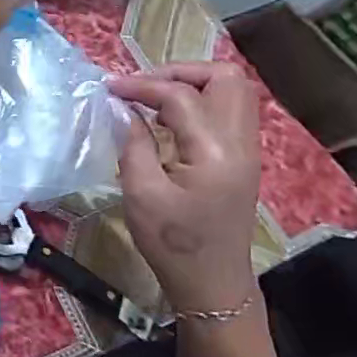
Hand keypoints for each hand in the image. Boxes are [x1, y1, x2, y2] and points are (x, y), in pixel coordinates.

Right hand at [110, 63, 261, 312]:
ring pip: (231, 90)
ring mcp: (247, 149)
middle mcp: (240, 142)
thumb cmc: (173, 244)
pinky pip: (228, 110)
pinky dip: (200, 101)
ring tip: (154, 99)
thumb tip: (124, 108)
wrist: (213, 285)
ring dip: (192, 83)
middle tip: (143, 86)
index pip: (180, 95)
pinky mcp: (243, 158)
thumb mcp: (142, 194)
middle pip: (224, 78)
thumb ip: (133, 143)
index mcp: (215, 151)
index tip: (109, 88)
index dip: (141, 84)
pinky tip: (169, 120)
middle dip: (179, 71)